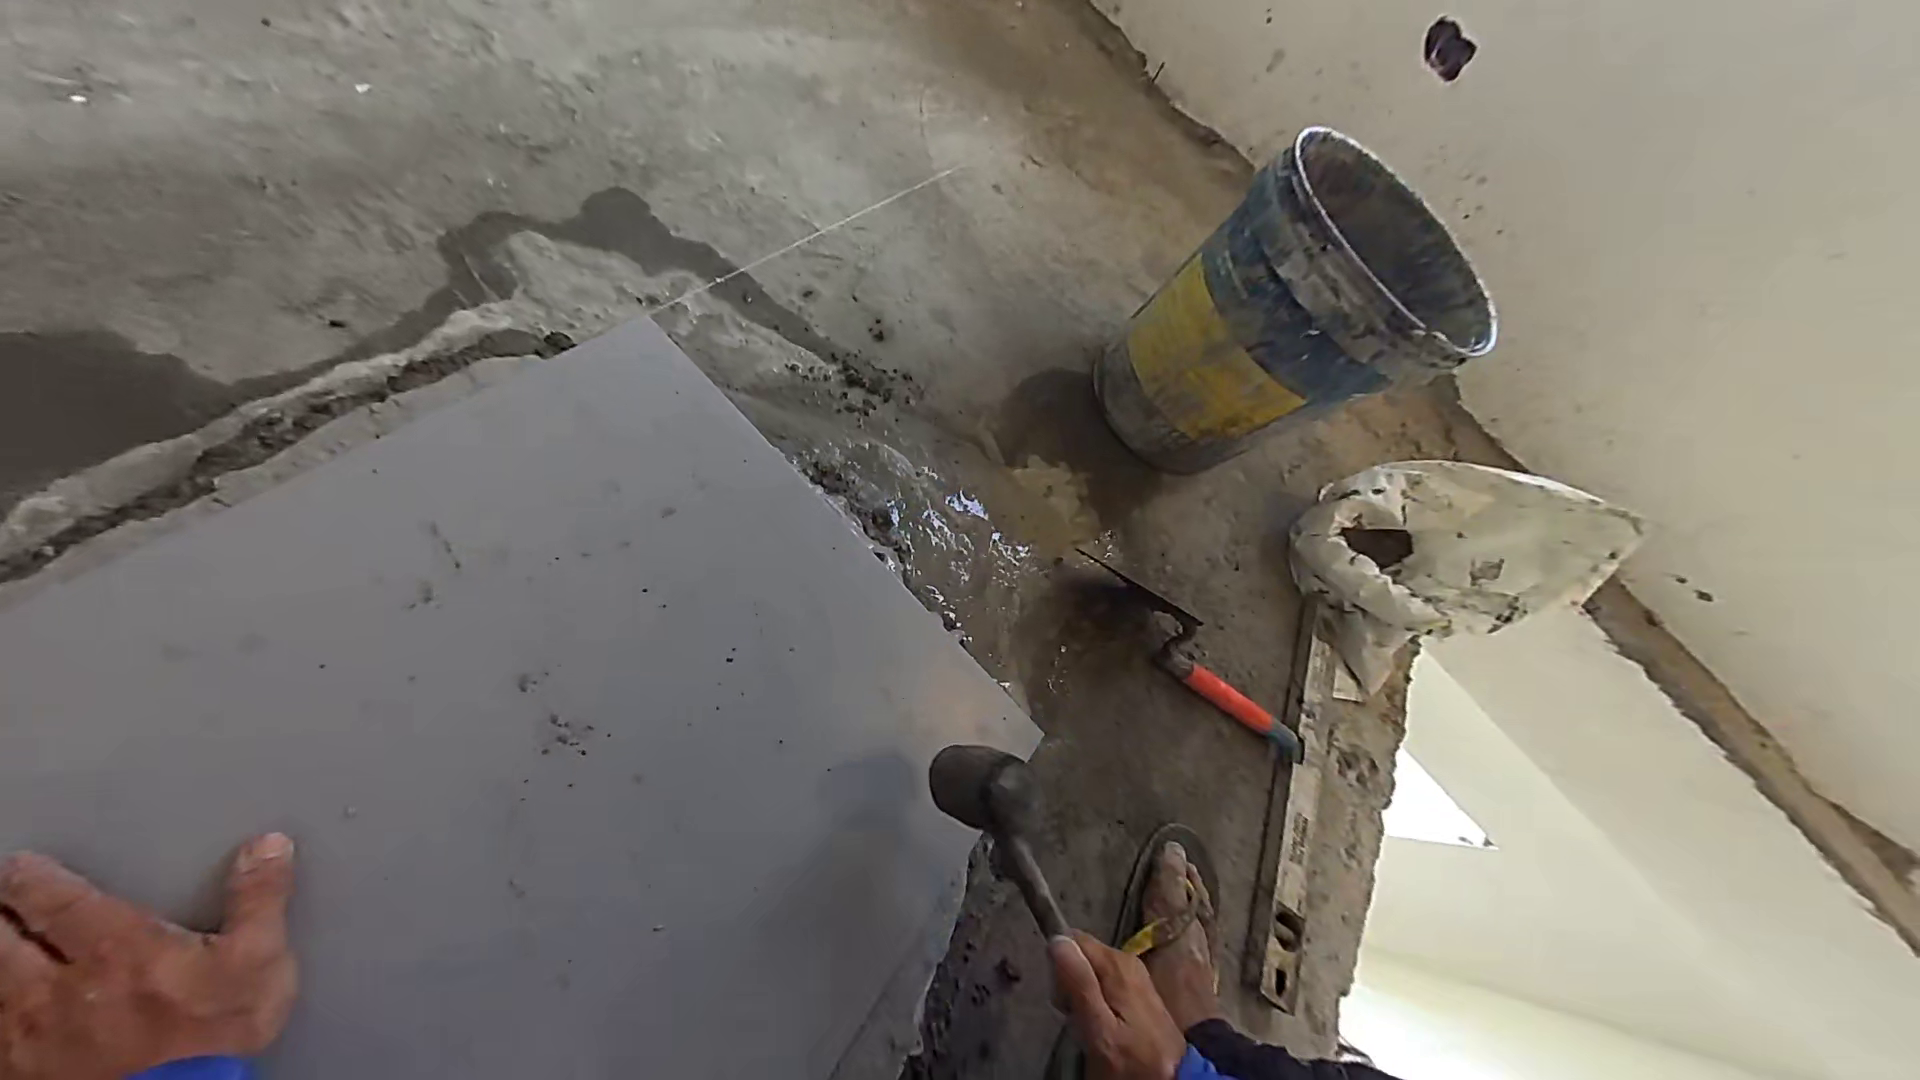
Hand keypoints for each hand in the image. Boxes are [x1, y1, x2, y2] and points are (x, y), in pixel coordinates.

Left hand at [0, 834, 298, 1079]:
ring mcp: (28, 1035)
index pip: (67, 906)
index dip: (38, 882)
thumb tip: (267, 844)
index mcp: (123, 952)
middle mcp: (62, 987)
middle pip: (5, 944)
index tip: (20, 865)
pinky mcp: (18, 1070)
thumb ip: (260, 896)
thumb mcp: (260, 954)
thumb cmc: (217, 1029)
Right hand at [1049, 930, 1186, 1079]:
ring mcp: (1133, 973)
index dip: (1061, 968)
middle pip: (1081, 953)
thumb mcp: (1101, 1031)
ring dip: (1082, 994)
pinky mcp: (1137, 989)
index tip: (1065, 1001)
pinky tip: (1105, 1025)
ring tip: (1092, 1027)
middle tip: (1079, 1019)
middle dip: (1071, 982)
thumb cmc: (1135, 1063)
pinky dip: (1097, 1000)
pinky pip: (1103, 981)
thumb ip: (1079, 984)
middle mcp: (1125, 958)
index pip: (1071, 939)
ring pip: (1090, 968)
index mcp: (1116, 961)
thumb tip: (1057, 940)